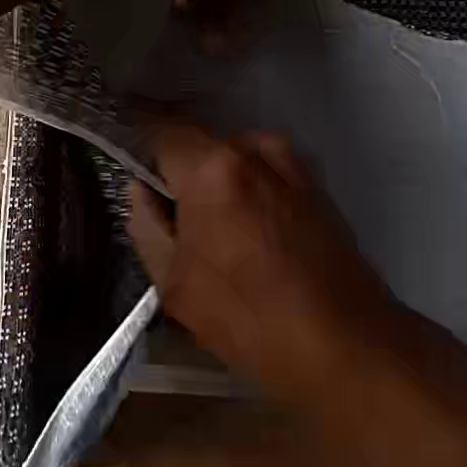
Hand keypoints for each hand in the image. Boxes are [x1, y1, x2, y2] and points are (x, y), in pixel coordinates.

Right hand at [129, 122, 466, 466]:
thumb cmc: (249, 316)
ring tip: (214, 222)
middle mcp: (254, 147)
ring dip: (215, 174)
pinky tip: (250, 228)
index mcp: (213, 168)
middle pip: (199, 139)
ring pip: (233, 154)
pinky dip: (246, 183)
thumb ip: (147, 223)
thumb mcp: (176, 283)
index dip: (135, 122)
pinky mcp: (315, 177)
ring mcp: (291, 158)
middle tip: (166, 197)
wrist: (347, 344)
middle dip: (179, 161)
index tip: (119, 126)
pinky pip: (262, 167)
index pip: (161, 124)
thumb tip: (140, 187)